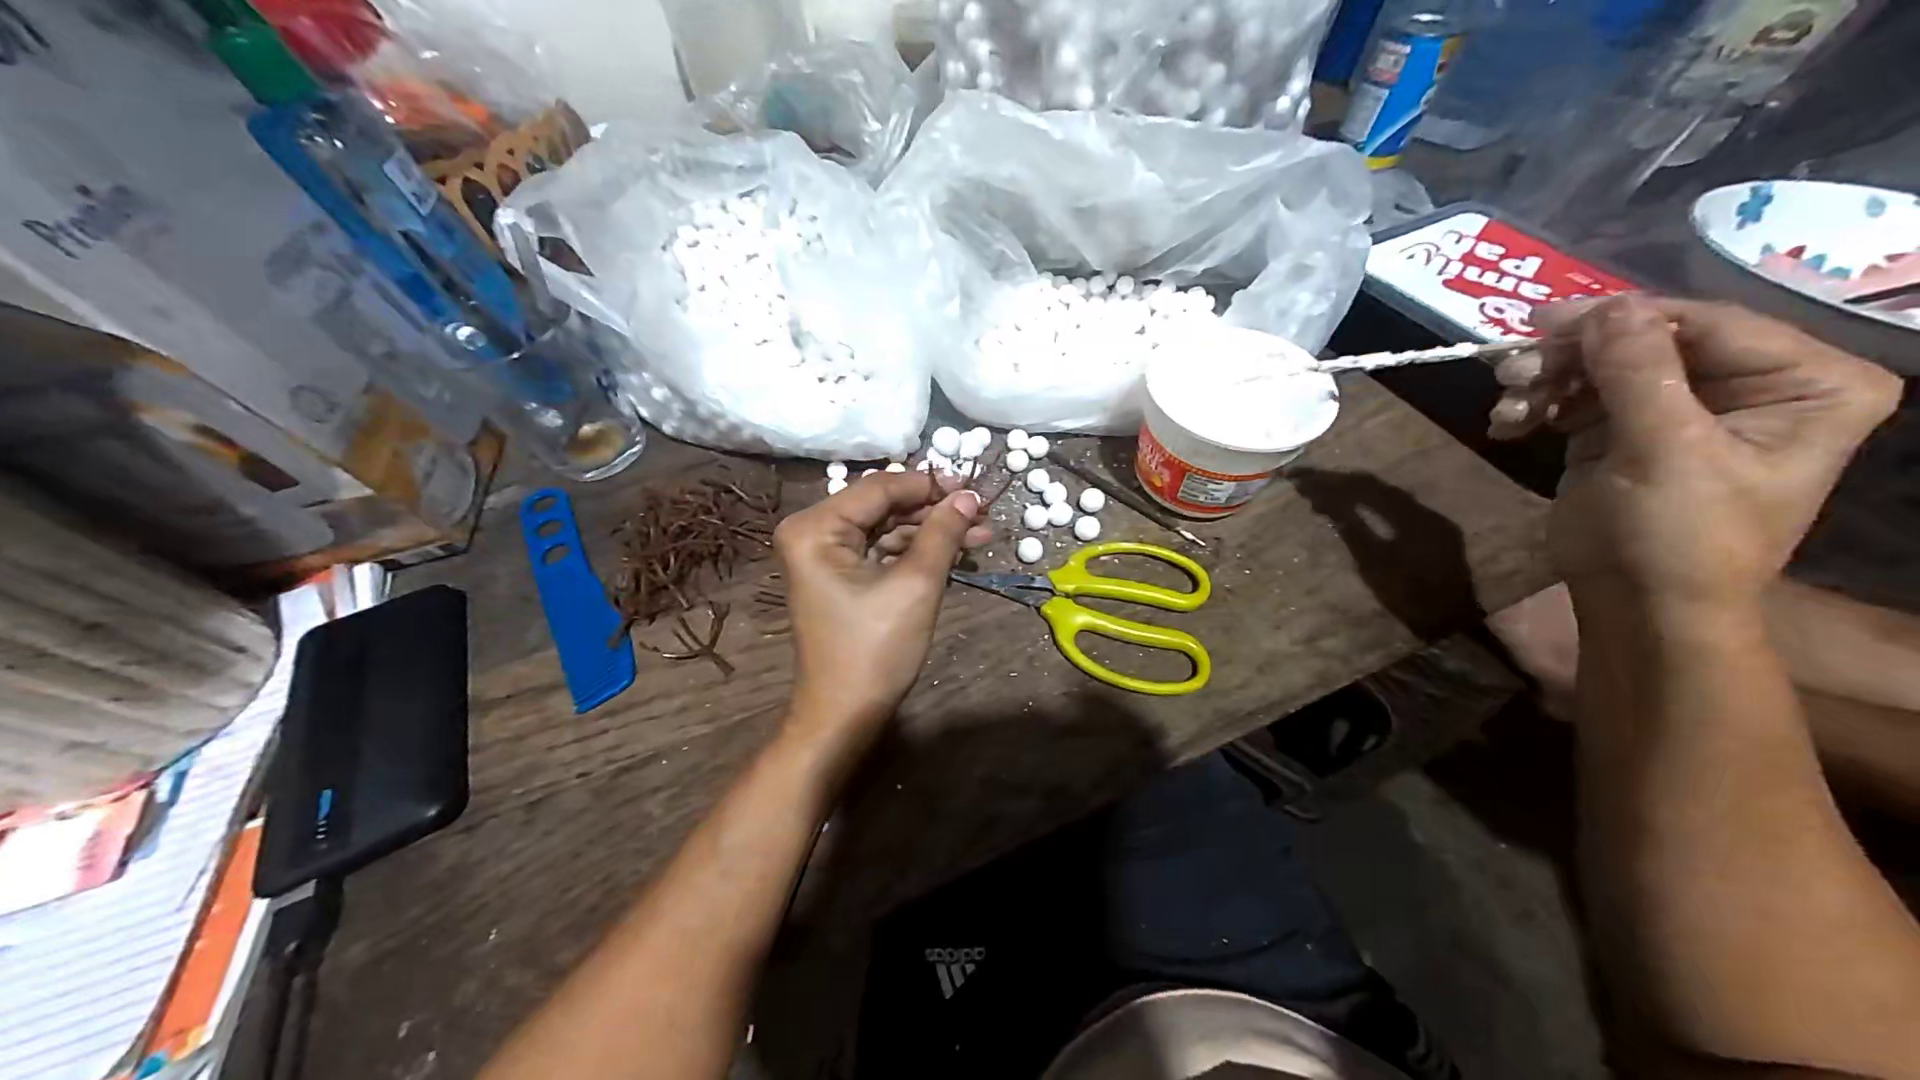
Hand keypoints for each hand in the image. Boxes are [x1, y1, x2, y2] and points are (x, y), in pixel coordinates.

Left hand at [772, 471, 991, 745]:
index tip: (973, 489)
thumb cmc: (875, 650)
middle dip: (934, 510)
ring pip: (886, 527)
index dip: (929, 485)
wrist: (845, 714)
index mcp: (815, 528)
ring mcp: (824, 555)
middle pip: (883, 505)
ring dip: (931, 531)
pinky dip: (916, 551)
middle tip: (982, 513)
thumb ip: (942, 533)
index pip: (880, 488)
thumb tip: (969, 496)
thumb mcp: (916, 585)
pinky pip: (881, 550)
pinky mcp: (839, 575)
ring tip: (981, 534)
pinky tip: (956, 551)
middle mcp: (812, 532)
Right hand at [1491, 296, 1899, 607]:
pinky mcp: (1622, 433)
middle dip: (1570, 358)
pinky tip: (1507, 426)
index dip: (1623, 319)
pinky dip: (1537, 407)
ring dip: (1544, 384)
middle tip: (1508, 371)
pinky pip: (1575, 399)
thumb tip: (1605, 305)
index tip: (1541, 321)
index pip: (1708, 325)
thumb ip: (1640, 372)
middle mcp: (1747, 387)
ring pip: (1600, 368)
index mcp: (1803, 385)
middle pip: (1645, 343)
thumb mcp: (1665, 451)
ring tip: (1504, 407)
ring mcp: (1678, 409)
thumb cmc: (1677, 537)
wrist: (1638, 606)